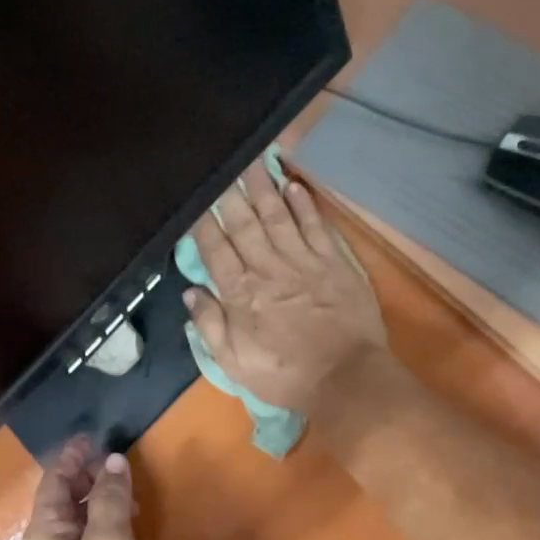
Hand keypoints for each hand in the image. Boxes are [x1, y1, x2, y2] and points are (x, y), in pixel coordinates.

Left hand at [21, 435, 149, 539]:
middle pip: (62, 495)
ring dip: (99, 498)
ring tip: (128, 492)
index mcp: (42, 531)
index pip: (53, 480)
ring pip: (78, 515)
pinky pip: (88, 535)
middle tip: (118, 464)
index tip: (93, 437)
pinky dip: (104, 520)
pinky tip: (127, 521)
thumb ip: (110, 497)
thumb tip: (113, 460)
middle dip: (88, 476)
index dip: (72, 457)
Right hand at [185, 166, 392, 410]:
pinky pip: (316, 227)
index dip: (201, 221)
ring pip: (278, 216)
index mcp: (241, 293)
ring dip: (262, 187)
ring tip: (251, 160)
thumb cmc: (286, 376)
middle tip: (220, 162)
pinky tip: (293, 185)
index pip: (215, 248)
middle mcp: (269, 269)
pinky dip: (304, 205)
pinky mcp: (334, 263)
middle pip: (244, 223)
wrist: (348, 380)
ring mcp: (304, 262)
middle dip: (229, 192)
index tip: (193, 197)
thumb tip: (191, 292)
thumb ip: (210, 325)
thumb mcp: (234, 362)